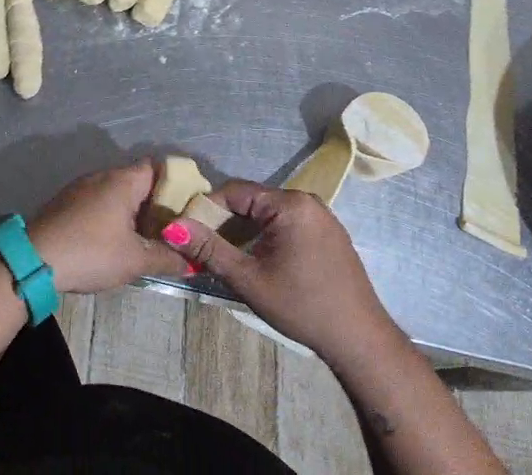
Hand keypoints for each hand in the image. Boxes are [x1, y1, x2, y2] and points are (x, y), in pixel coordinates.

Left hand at [28, 160, 187, 293]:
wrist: (34, 260)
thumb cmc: (91, 252)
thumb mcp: (135, 260)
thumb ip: (167, 257)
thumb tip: (190, 260)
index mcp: (122, 181)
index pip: (158, 168)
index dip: (178, 184)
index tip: (190, 207)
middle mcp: (102, 176)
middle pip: (139, 181)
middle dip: (158, 203)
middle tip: (176, 229)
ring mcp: (81, 188)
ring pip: (118, 193)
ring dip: (135, 212)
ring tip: (150, 239)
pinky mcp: (67, 203)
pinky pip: (100, 202)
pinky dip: (114, 216)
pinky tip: (118, 241)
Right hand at [160, 180, 398, 357]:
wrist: (359, 339)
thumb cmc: (302, 306)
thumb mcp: (248, 278)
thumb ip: (209, 248)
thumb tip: (172, 226)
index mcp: (290, 204)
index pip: (235, 192)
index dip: (207, 209)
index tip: (189, 233)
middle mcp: (307, 201)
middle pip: (252, 201)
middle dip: (225, 222)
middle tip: (204, 249)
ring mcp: (322, 217)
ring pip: (269, 214)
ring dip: (245, 231)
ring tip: (227, 257)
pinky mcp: (329, 234)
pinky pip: (287, 224)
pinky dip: (267, 237)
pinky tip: (259, 262)